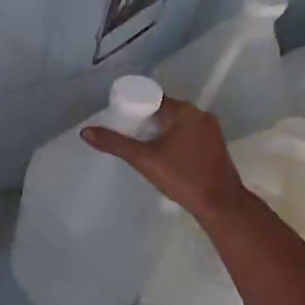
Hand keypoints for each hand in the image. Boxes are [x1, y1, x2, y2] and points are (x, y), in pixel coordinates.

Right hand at [81, 97, 251, 221]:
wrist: (219, 204)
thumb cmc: (181, 177)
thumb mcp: (143, 159)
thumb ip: (114, 143)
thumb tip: (85, 131)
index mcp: (183, 111)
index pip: (153, 100)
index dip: (136, 108)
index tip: (123, 122)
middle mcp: (200, 114)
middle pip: (166, 111)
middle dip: (148, 122)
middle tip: (130, 137)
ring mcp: (212, 130)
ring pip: (179, 124)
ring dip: (163, 132)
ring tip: (146, 148)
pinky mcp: (217, 145)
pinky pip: (190, 134)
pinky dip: (176, 140)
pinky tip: (167, 156)